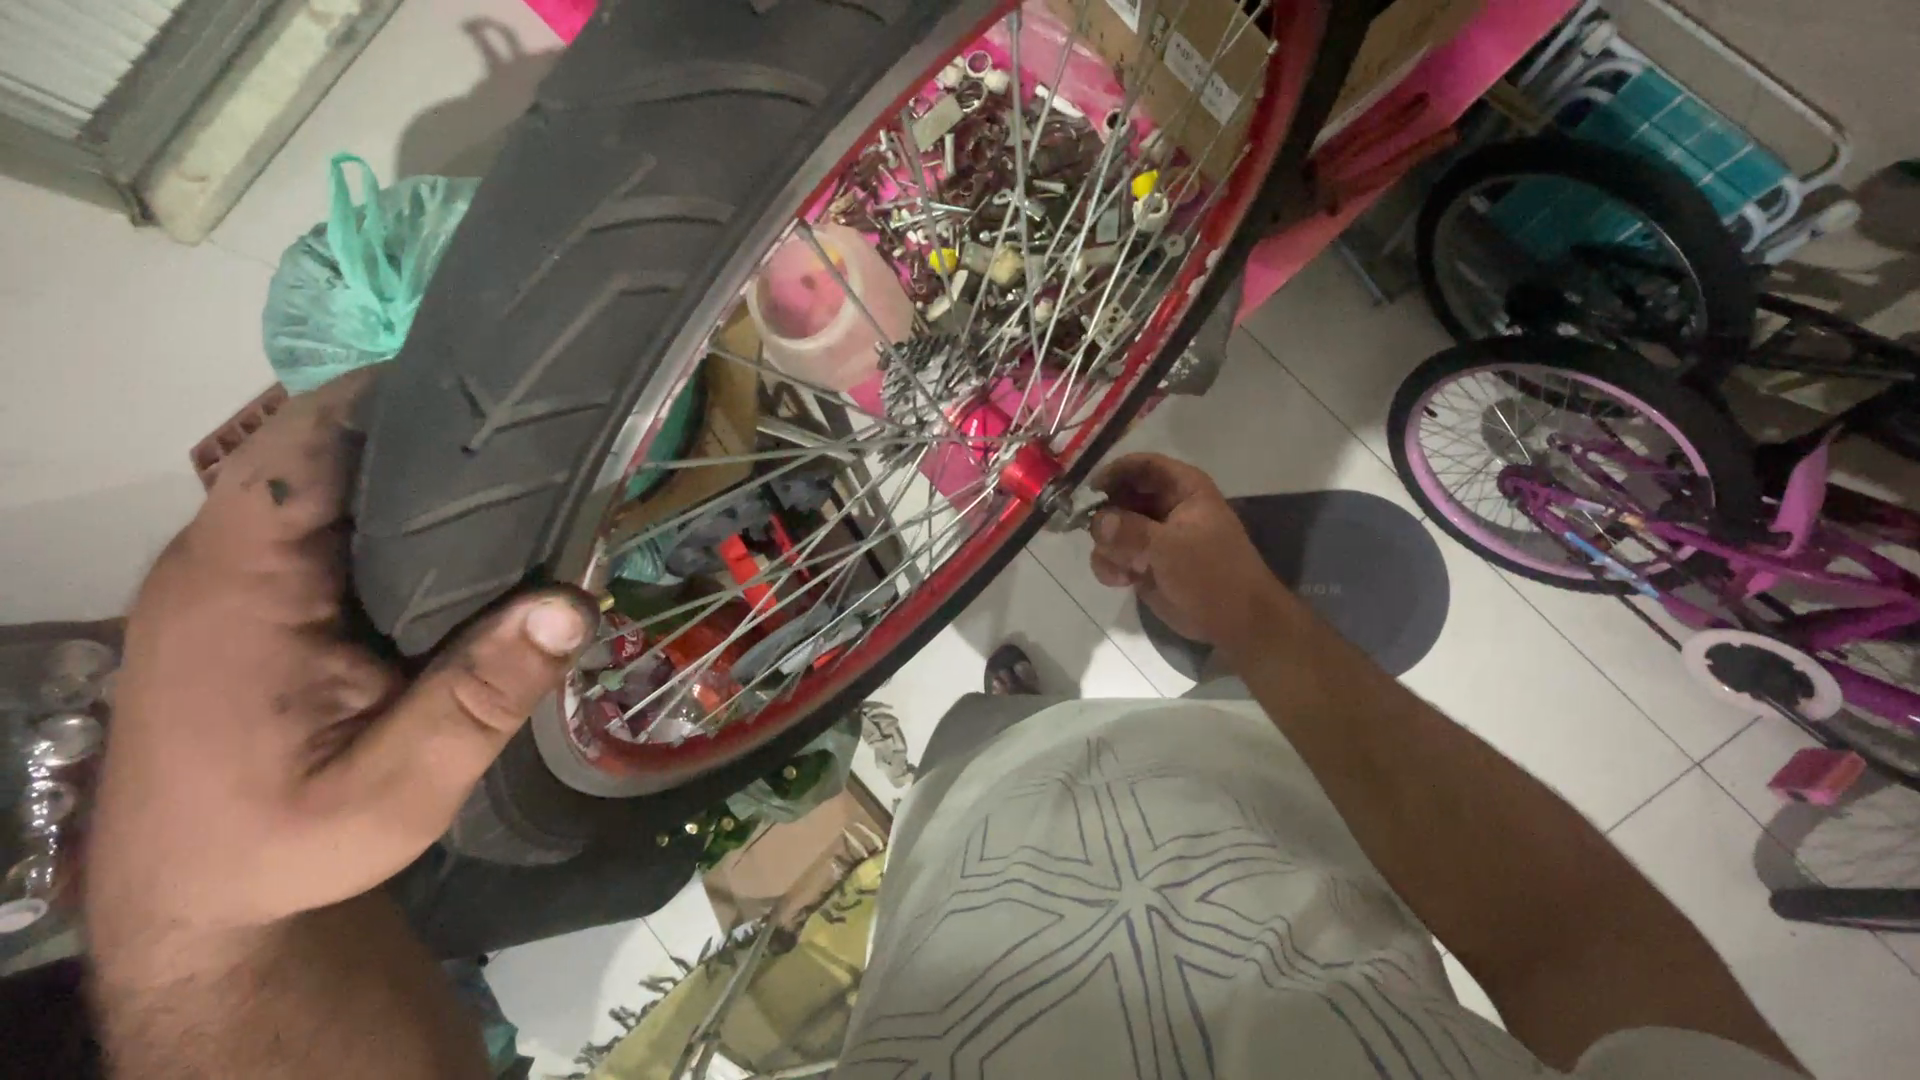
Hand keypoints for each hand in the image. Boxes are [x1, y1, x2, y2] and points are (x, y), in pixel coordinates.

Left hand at [86, 372, 593, 980]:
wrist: (198, 901)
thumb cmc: (286, 844)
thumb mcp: (399, 788)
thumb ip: (481, 697)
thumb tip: (575, 603)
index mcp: (240, 584)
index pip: (307, 443)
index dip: (397, 401)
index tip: (499, 397)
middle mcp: (221, 559)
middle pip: (319, 446)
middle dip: (422, 428)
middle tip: (537, 437)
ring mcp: (230, 575)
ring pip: (325, 481)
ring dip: (411, 469)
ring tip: (519, 473)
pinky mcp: (250, 597)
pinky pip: (324, 520)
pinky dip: (392, 509)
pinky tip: (466, 534)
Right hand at [1088, 453, 1291, 650]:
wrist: (1234, 622)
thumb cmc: (1213, 574)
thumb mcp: (1173, 547)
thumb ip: (1131, 531)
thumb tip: (1096, 521)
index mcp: (1183, 489)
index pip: (1142, 465)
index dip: (1115, 472)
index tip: (1090, 491)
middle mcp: (1163, 506)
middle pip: (1118, 495)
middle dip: (1105, 515)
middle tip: (1098, 535)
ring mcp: (1150, 536)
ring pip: (1110, 528)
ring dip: (1108, 546)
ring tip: (1124, 566)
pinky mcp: (1141, 563)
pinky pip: (1111, 555)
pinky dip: (1110, 566)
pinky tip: (1122, 581)